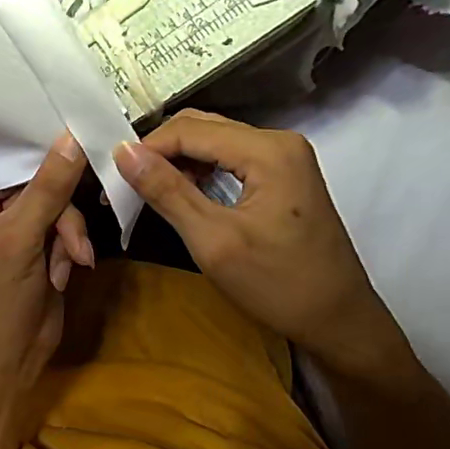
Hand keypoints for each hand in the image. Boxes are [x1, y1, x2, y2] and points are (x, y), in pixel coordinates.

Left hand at [0, 132, 95, 390]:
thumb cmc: (4, 298)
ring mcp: (14, 227)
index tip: (79, 154)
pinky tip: (65, 272)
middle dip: (61, 220)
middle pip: (41, 186)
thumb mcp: (24, 238)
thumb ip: (49, 189)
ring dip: (69, 237)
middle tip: (74, 247)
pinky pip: (65, 226)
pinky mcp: (38, 242)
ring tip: (71, 264)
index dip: (43, 163)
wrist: (20, 354)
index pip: (8, 164)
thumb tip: (73, 137)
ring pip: (58, 207)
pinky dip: (70, 248)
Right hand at [114, 110, 410, 377]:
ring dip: (178, 161)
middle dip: (159, 152)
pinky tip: (182, 193)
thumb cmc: (278, 285)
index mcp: (267, 150)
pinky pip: (231, 160)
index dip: (146, 149)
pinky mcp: (284, 175)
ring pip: (215, 143)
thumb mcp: (213, 241)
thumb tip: (123, 152)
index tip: (111, 177)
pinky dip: (201, 172)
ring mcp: (285, 157)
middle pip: (203, 128)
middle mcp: (279, 141)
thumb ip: (167, 192)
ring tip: (146, 191)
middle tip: (124, 184)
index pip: (190, 130)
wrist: (338, 320)